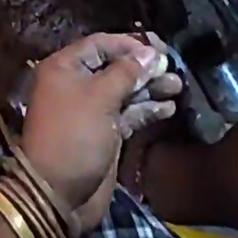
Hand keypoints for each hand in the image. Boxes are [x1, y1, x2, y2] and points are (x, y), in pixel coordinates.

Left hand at [19, 33, 180, 229]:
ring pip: (123, 91)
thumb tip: (150, 53)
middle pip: (113, 67)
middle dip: (142, 67)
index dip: (128, 44)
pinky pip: (127, 113)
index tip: (157, 47)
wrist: (59, 193)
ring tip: (177, 85)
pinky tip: (168, 107)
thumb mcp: (99, 98)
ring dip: (149, 88)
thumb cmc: (74, 135)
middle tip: (172, 67)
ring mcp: (91, 109)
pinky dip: (145, 109)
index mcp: (64, 67)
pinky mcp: (104, 132)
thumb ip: (126, 73)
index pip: (98, 45)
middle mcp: (75, 84)